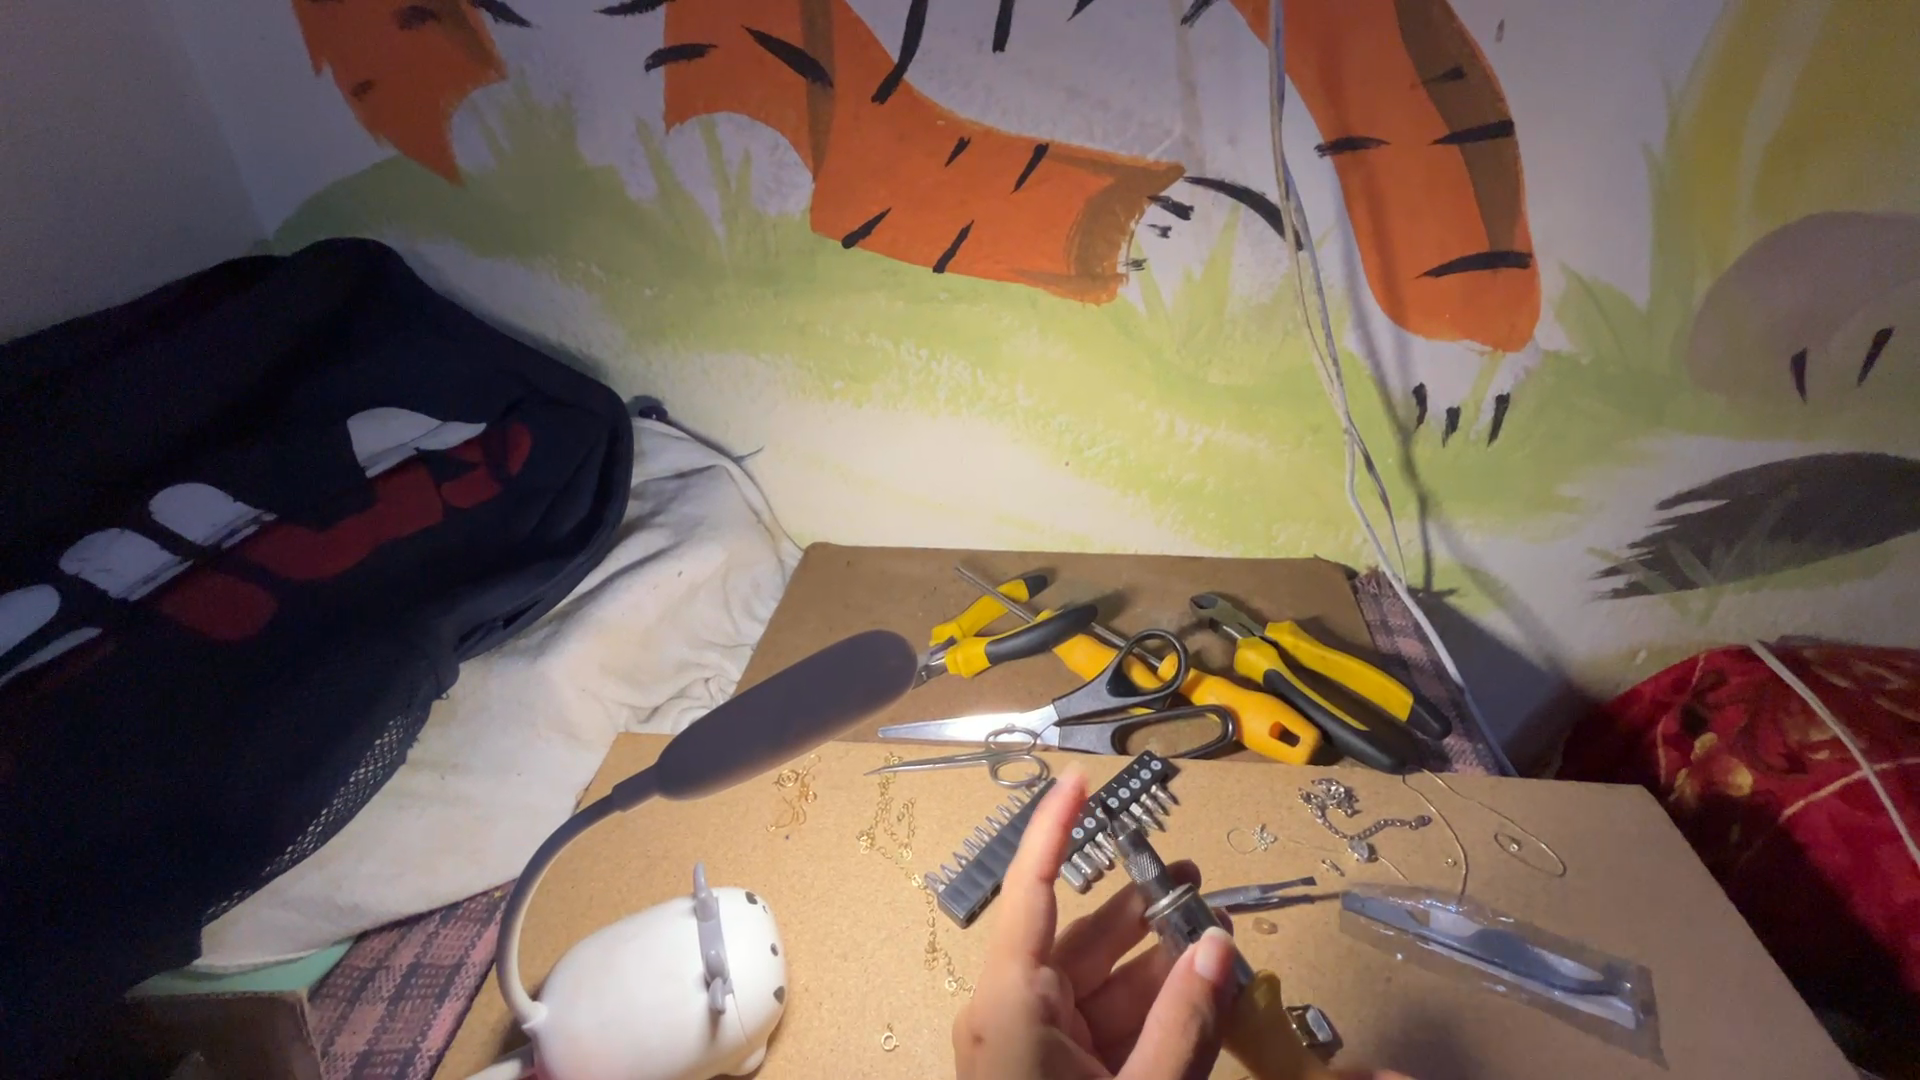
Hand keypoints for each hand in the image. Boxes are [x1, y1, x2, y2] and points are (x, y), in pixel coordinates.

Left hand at [953, 772, 1240, 1079]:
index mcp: (1011, 1002)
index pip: (1030, 889)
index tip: (1078, 779)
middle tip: (1194, 881)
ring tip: (1212, 931)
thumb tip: (1218, 947)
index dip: (1054, 827)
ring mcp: (1030, 1040)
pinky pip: (1101, 1021)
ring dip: (1156, 958)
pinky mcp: (1049, 1066)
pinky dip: (1148, 1008)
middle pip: (1081, 940)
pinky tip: (1196, 989)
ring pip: (1099, 981)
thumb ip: (1183, 1023)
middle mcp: (1012, 1008)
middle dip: (1142, 909)